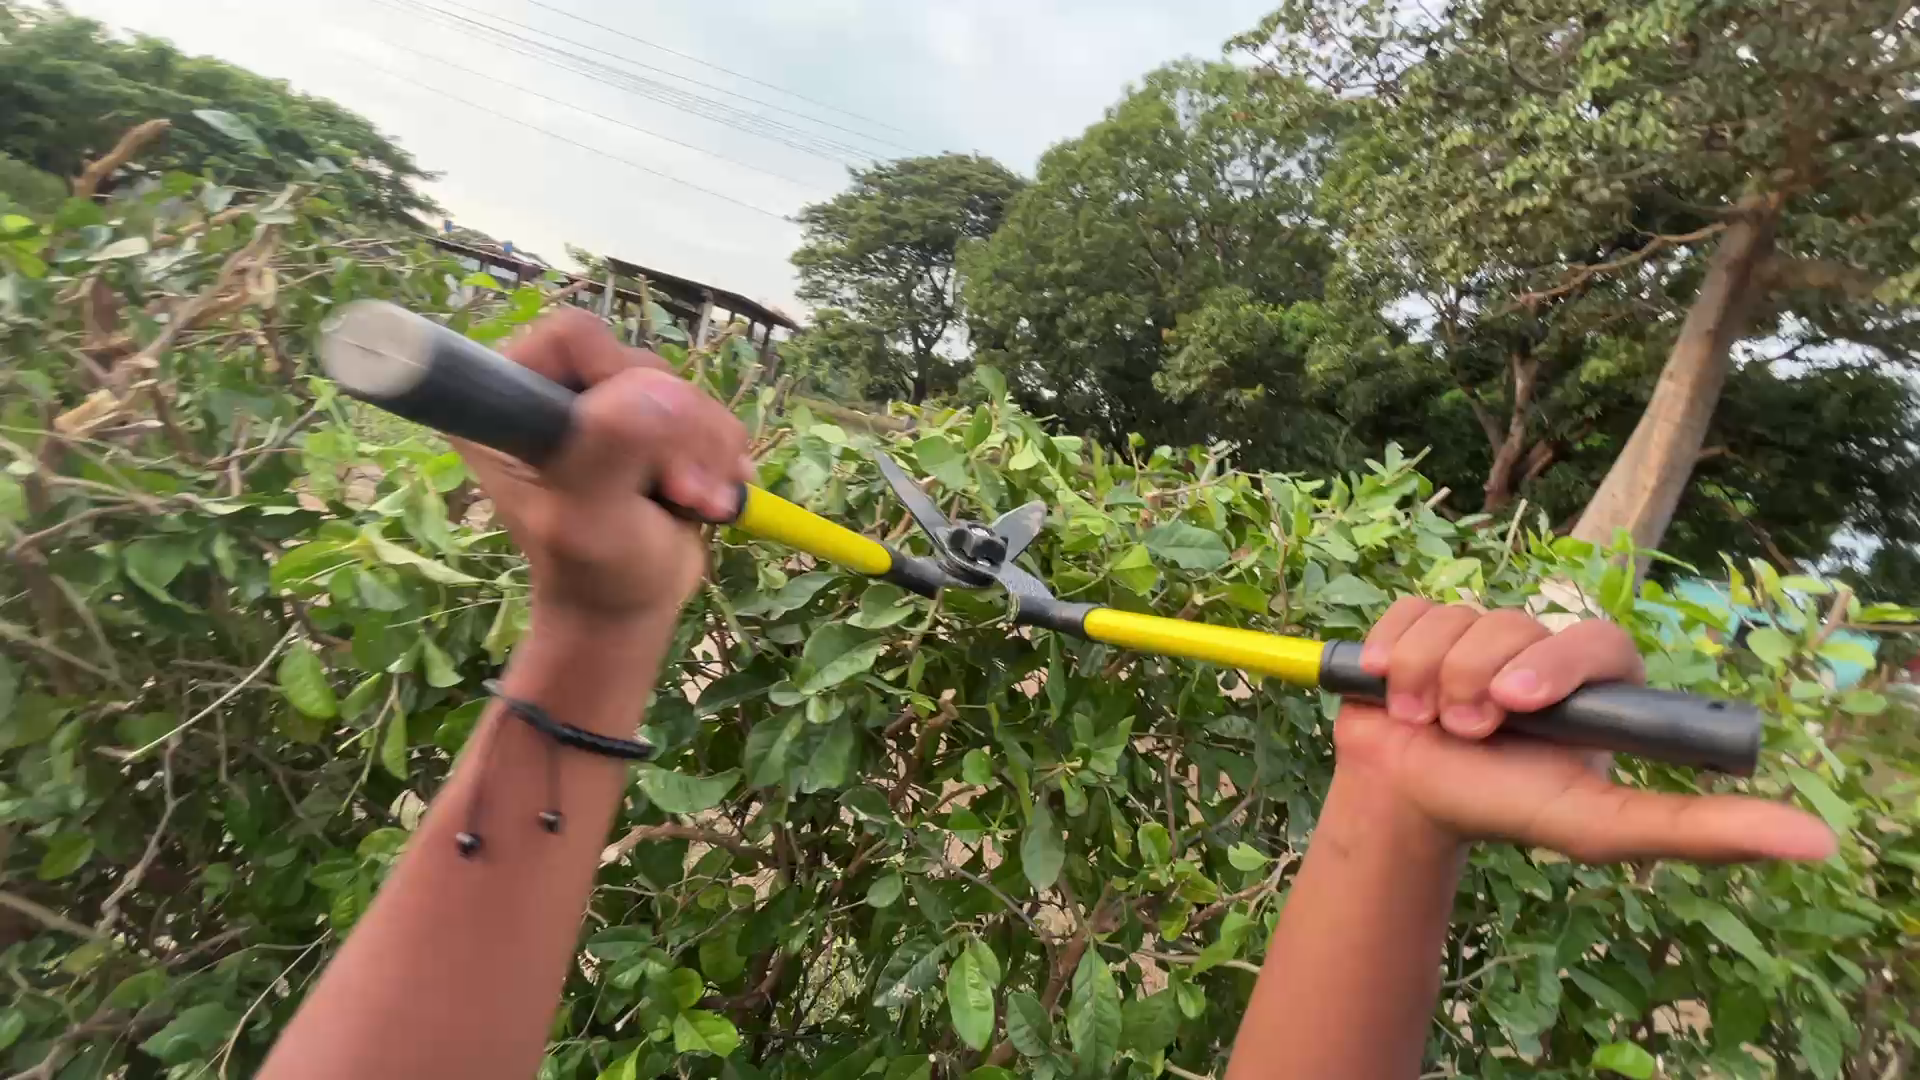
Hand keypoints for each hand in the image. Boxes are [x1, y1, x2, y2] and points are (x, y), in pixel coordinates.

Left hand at [453, 309, 751, 628]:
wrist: (632, 601)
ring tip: (699, 501)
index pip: (575, 338)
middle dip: (678, 432)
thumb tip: (666, 392)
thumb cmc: (596, 572)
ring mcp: (612, 409)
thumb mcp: (588, 518)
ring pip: (684, 390)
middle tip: (679, 490)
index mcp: (511, 402)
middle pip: (642, 365)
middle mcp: (559, 394)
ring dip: (708, 449)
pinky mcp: (656, 427)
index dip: (620, 379)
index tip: (640, 444)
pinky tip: (715, 493)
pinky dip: (724, 454)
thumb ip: (611, 448)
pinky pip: (710, 412)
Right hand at [1333, 597, 1835, 862]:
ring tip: (1418, 718)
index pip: (1593, 639)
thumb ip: (1691, 828)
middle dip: (1469, 682)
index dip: (1552, 661)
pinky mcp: (1416, 628)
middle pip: (1509, 625)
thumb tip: (1818, 841)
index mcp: (1590, 687)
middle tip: (1459, 730)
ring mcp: (1471, 635)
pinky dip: (1390, 646)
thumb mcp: (1594, 825)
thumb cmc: (1497, 808)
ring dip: (1423, 675)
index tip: (1514, 701)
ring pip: (1452, 619)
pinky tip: (1383, 681)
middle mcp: (1533, 651)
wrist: (1404, 797)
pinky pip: (1407, 612)